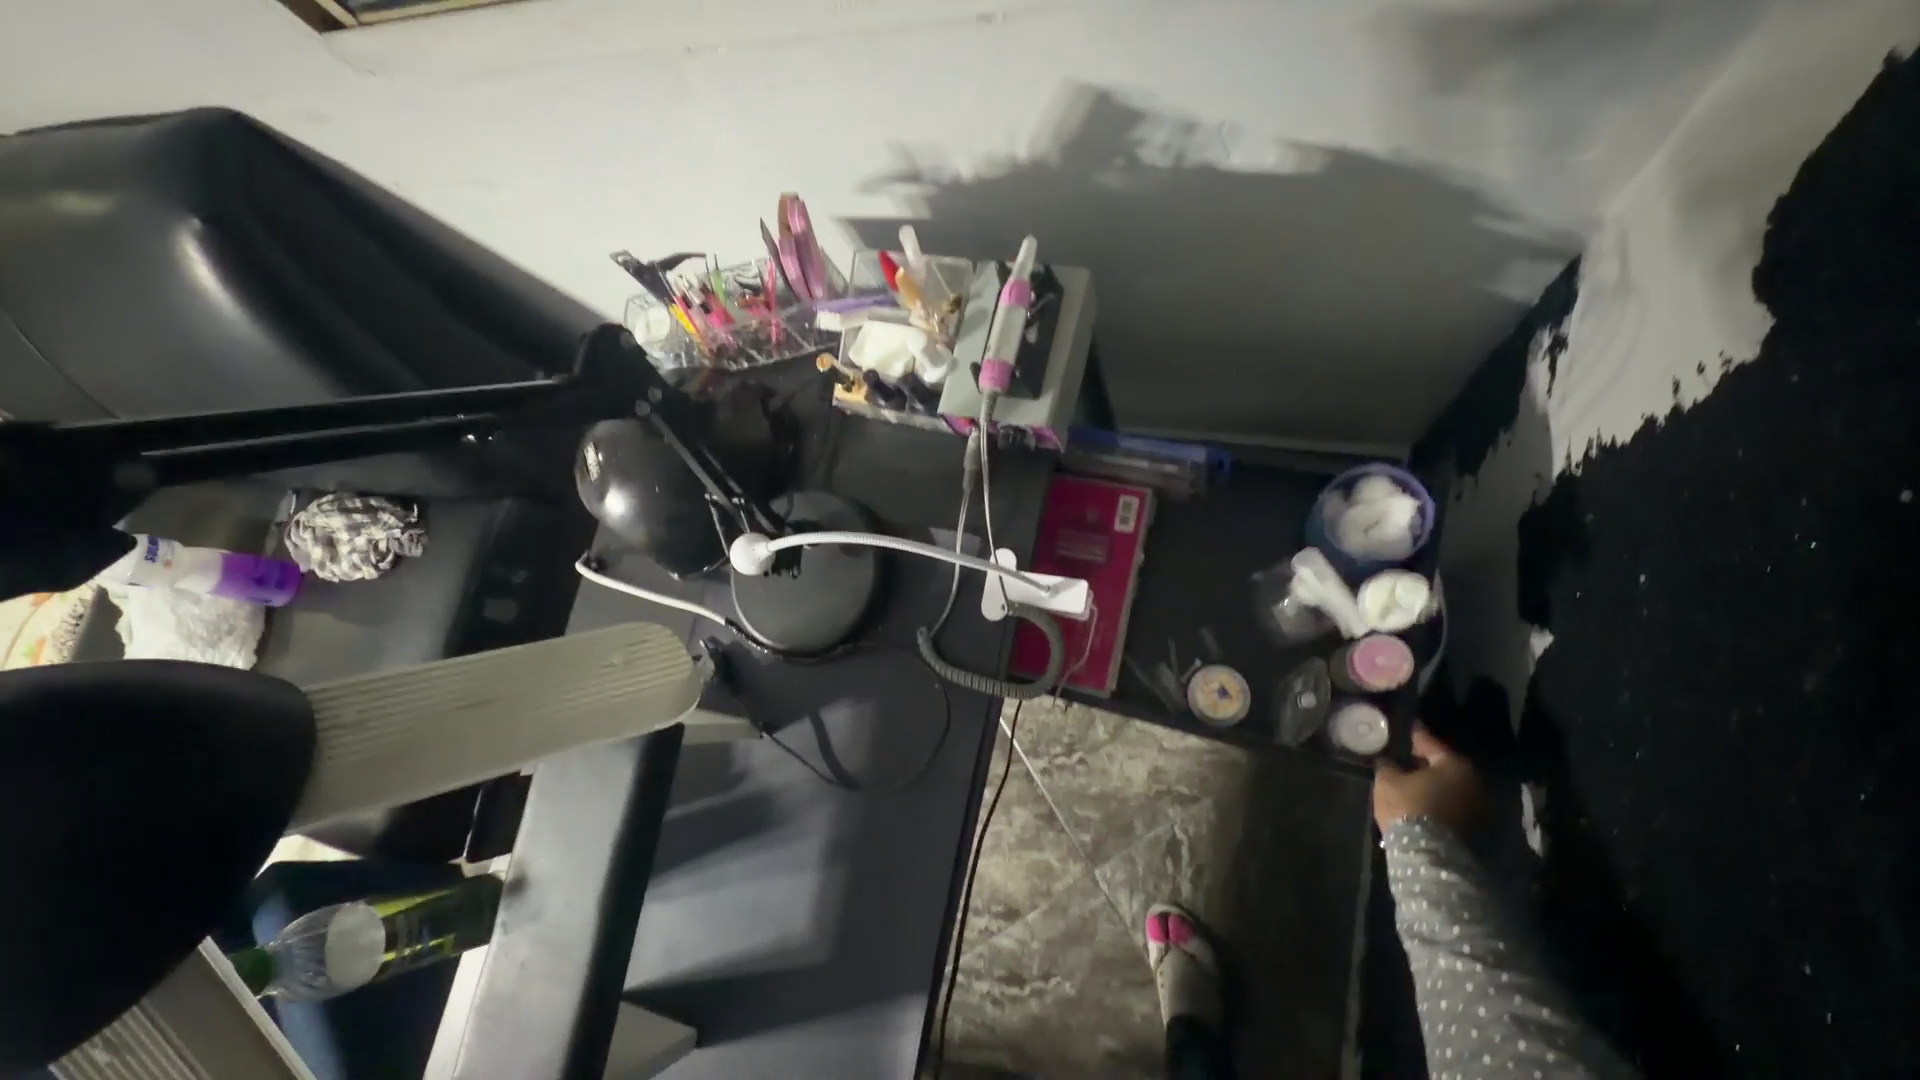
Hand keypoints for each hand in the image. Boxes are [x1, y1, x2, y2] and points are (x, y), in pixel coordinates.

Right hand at [1373, 724, 1483, 834]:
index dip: (1414, 734)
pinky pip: (1451, 803)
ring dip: (1432, 782)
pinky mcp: (1474, 827)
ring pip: (1449, 786)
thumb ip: (1388, 764)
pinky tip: (1420, 800)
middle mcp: (1473, 782)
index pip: (1430, 742)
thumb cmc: (1408, 807)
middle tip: (1404, 756)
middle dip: (1424, 761)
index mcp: (1454, 765)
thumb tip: (1387, 760)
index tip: (1406, 726)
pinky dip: (1438, 799)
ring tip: (1410, 781)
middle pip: (1444, 765)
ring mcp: (1477, 806)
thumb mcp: (1387, 780)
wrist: (1427, 854)